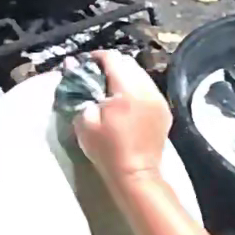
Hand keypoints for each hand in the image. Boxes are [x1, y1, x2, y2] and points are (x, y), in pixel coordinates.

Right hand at [73, 50, 171, 187]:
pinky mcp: (164, 109)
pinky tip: (125, 99)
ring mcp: (159, 99)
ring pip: (140, 72)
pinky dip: (135, 85)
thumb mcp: (84, 121)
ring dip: (124, 74)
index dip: (96, 57)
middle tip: (95, 76)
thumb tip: (71, 64)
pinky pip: (148, 86)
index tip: (85, 65)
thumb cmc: (106, 150)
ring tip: (110, 87)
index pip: (112, 58)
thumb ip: (79, 89)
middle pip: (128, 62)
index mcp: (128, 91)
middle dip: (110, 64)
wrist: (136, 176)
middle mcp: (147, 90)